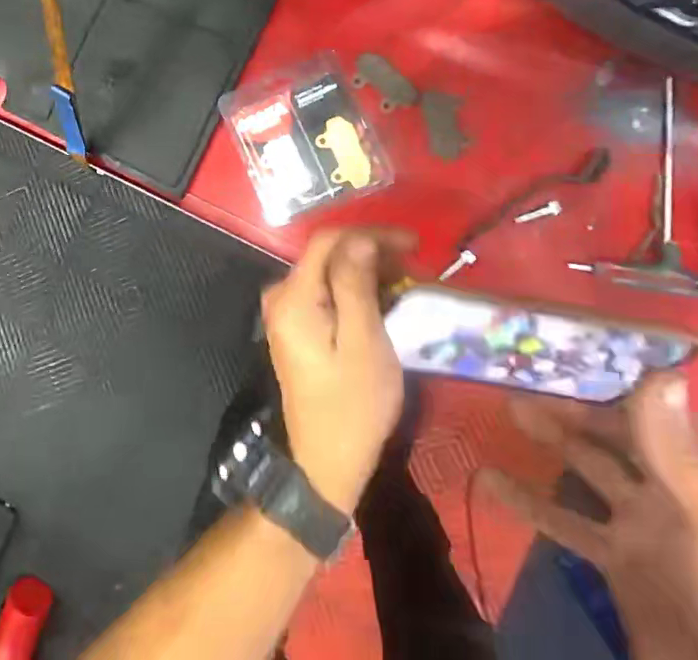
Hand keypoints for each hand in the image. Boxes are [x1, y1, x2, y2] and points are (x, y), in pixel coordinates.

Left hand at [261, 229, 410, 514]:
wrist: (326, 462)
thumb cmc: (353, 405)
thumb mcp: (363, 342)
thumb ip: (356, 285)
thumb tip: (360, 239)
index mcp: (293, 297)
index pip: (328, 241)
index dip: (371, 234)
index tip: (414, 245)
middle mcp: (281, 297)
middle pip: (327, 255)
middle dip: (372, 253)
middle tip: (416, 267)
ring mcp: (285, 313)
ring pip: (328, 273)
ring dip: (367, 272)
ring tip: (407, 282)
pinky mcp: (296, 328)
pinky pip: (325, 293)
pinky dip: (355, 291)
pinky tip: (384, 300)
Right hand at [477, 374, 697, 659]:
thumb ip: (675, 450)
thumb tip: (661, 370)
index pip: (661, 415)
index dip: (624, 385)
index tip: (578, 355)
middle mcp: (671, 496)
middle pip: (617, 437)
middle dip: (576, 407)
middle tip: (528, 377)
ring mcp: (640, 532)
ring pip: (586, 472)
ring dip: (550, 441)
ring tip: (508, 409)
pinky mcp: (614, 566)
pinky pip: (564, 523)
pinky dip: (527, 502)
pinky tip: (490, 479)